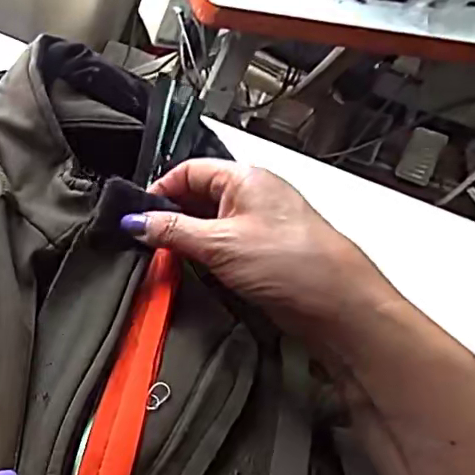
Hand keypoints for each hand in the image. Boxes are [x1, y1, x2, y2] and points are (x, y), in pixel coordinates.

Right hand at [121, 159, 393, 350]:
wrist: (336, 304)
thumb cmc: (296, 262)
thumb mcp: (220, 243)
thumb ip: (173, 231)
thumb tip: (138, 221)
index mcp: (245, 177)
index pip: (188, 170)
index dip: (159, 191)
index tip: (137, 216)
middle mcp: (251, 197)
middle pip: (195, 198)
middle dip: (170, 219)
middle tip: (148, 241)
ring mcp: (256, 226)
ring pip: (206, 225)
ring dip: (186, 241)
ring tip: (168, 259)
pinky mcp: (259, 254)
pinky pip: (220, 248)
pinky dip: (202, 257)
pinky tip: (193, 271)